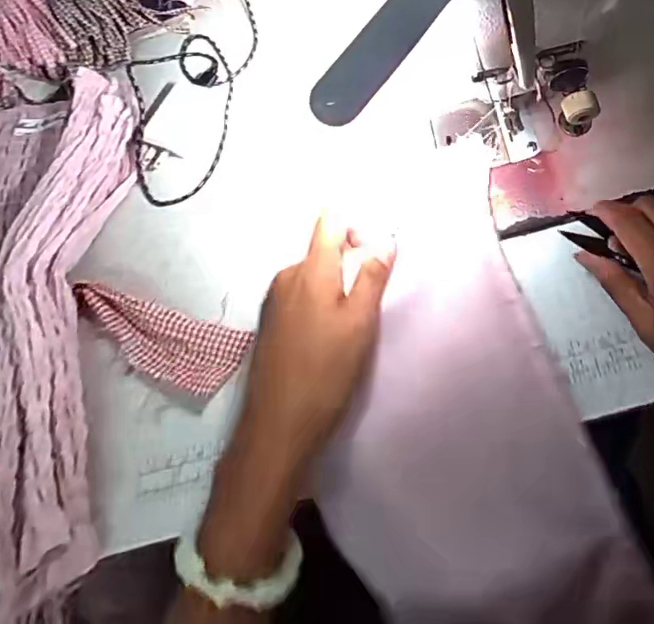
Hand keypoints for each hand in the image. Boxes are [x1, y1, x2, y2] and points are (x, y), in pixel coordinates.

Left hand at [236, 214, 395, 463]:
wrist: (277, 429)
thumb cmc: (326, 370)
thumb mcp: (360, 322)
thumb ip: (372, 277)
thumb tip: (383, 241)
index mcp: (310, 270)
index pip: (327, 225)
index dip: (351, 225)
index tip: (372, 241)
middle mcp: (286, 278)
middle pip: (322, 251)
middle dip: (348, 259)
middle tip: (371, 290)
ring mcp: (273, 302)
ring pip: (312, 275)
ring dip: (334, 284)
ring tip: (354, 316)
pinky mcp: (269, 324)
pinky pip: (300, 296)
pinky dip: (319, 302)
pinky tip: (329, 332)